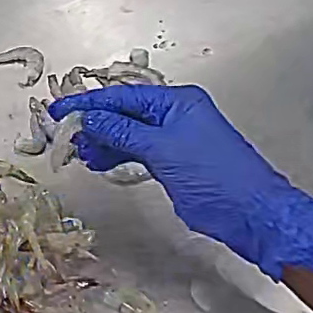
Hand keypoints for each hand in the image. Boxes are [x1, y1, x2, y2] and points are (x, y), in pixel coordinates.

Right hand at [48, 85, 312, 279]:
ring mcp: (171, 137)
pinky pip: (132, 149)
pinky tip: (97, 161)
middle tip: (64, 133)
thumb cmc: (214, 176)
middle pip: (120, 112)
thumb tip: (86, 118)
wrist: (253, 217)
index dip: (87, 104)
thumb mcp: (160, 148)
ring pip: (123, 132)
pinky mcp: (169, 159)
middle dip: (91, 123)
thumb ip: (119, 130)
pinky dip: (113, 154)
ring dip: (100, 141)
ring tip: (80, 153)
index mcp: (176, 102)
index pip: (121, 96)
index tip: (58, 110)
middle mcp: (173, 114)